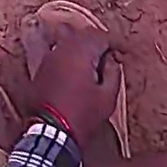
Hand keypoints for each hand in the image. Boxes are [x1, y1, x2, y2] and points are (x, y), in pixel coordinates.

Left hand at [30, 25, 120, 140]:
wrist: (50, 132)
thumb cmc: (83, 115)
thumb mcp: (107, 97)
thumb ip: (113, 73)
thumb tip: (111, 59)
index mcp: (80, 52)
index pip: (100, 36)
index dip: (115, 42)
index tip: (124, 52)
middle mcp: (62, 49)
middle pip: (83, 34)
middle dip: (99, 42)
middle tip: (112, 55)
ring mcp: (49, 57)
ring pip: (69, 41)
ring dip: (84, 47)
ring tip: (96, 62)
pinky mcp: (41, 67)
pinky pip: (59, 52)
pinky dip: (71, 56)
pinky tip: (79, 69)